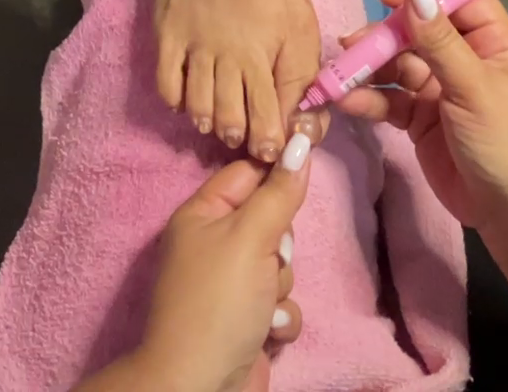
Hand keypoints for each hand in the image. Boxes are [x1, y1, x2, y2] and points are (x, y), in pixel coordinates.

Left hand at [93, 144, 314, 391]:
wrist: (201, 387)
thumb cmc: (219, 300)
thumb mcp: (251, 236)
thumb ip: (279, 191)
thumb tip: (300, 140)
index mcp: (201, 214)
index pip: (248, 173)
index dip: (276, 172)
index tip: (307, 166)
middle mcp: (213, 243)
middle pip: (270, 219)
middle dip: (281, 244)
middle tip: (270, 259)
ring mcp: (230, 283)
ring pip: (280, 263)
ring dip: (281, 283)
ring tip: (263, 303)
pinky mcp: (248, 319)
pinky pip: (281, 301)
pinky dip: (279, 315)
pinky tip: (267, 330)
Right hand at [153, 0, 320, 161]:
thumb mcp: (300, 2)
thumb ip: (299, 56)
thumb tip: (299, 103)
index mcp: (279, 47)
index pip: (279, 118)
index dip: (279, 140)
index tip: (278, 146)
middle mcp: (237, 55)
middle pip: (239, 122)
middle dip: (248, 138)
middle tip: (249, 137)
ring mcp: (197, 44)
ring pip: (203, 111)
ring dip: (215, 122)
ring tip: (220, 120)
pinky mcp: (165, 29)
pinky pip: (168, 87)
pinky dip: (180, 101)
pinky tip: (190, 95)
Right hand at [338, 0, 507, 228]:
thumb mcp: (476, 89)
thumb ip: (441, 42)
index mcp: (495, 44)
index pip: (458, 0)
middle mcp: (467, 60)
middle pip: (418, 31)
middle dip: (384, 36)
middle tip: (351, 43)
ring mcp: (441, 90)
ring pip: (398, 65)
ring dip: (369, 68)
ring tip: (339, 74)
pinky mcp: (421, 120)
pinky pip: (391, 99)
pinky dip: (369, 98)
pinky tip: (348, 101)